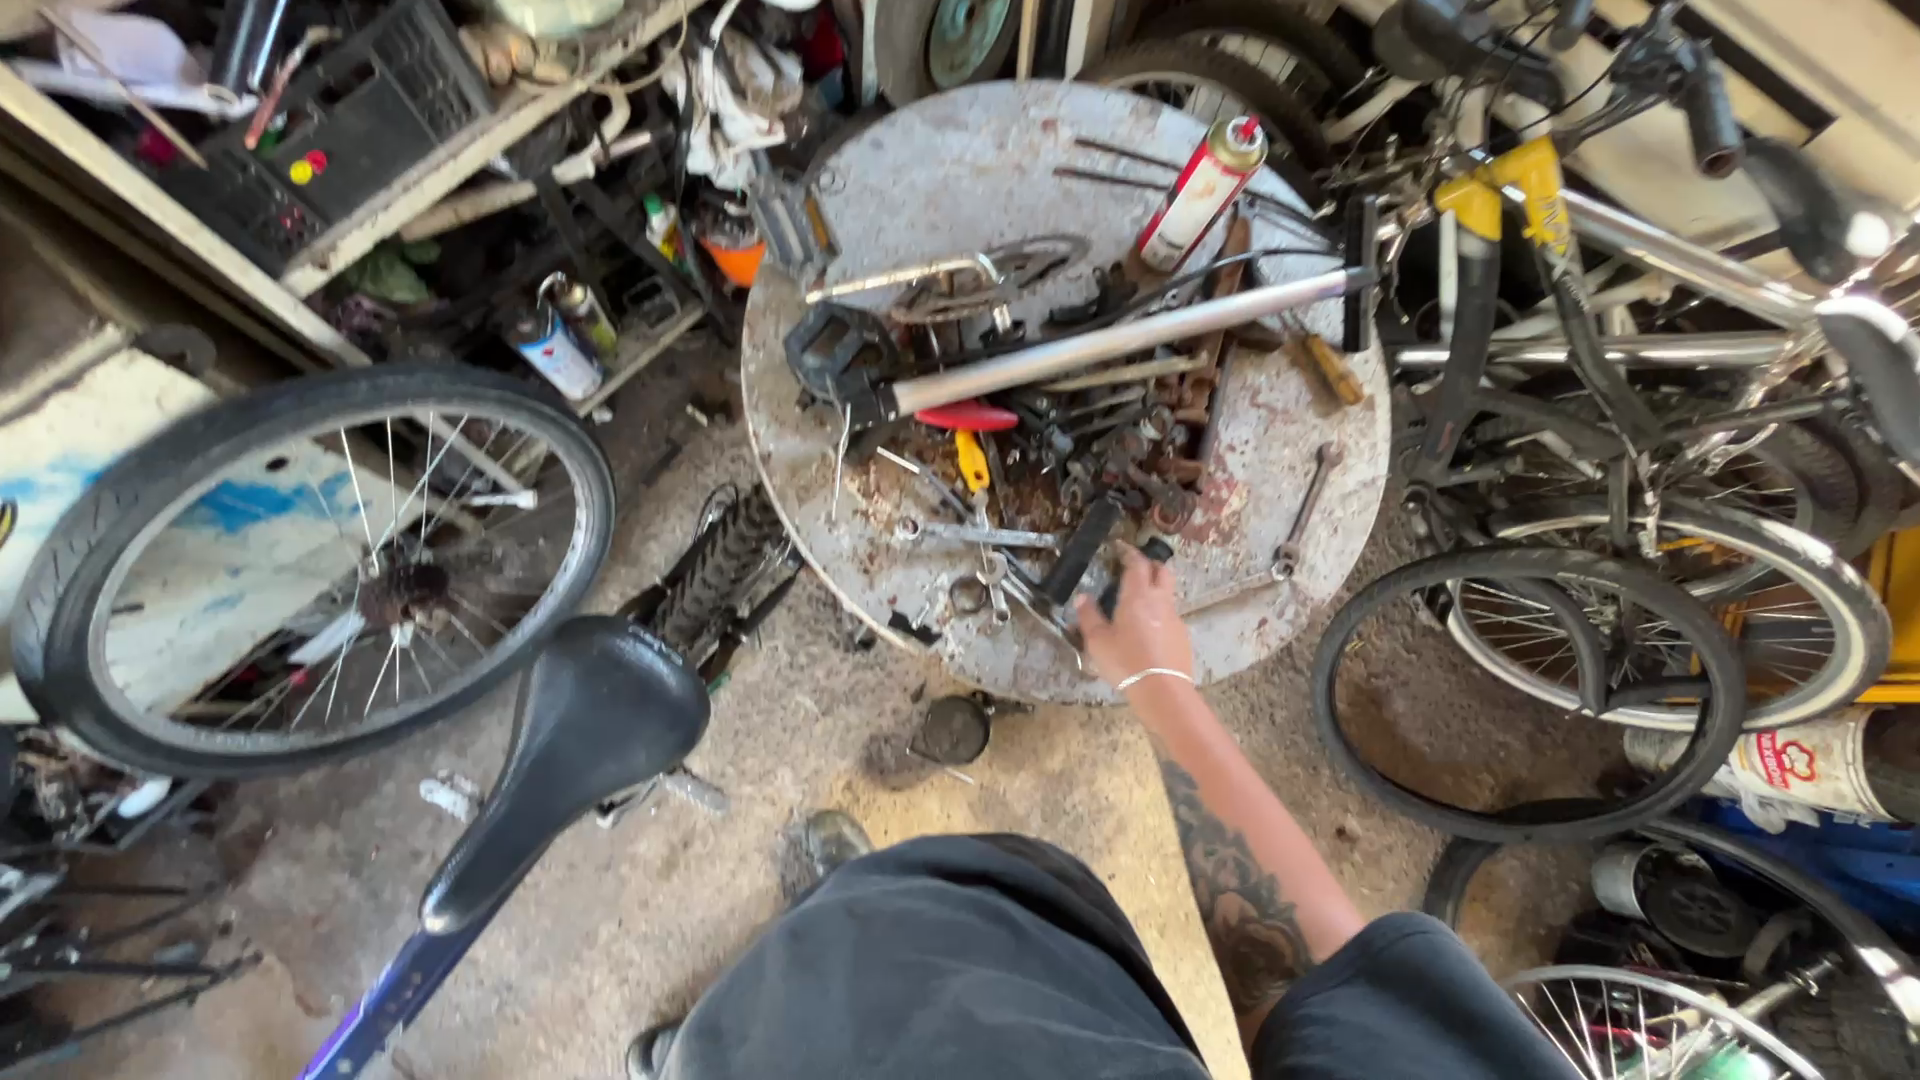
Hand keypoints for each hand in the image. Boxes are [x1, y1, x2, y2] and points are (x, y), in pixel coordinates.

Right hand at [1074, 547, 1193, 689]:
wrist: (1162, 691)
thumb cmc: (1126, 662)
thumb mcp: (1097, 641)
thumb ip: (1088, 616)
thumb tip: (1082, 597)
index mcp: (1137, 596)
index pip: (1137, 564)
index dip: (1129, 553)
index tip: (1121, 548)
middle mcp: (1159, 601)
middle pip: (1162, 571)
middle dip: (1150, 564)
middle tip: (1136, 567)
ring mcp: (1175, 618)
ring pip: (1168, 594)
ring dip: (1156, 590)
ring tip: (1140, 601)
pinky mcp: (1182, 636)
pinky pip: (1171, 616)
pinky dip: (1160, 614)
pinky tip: (1149, 630)